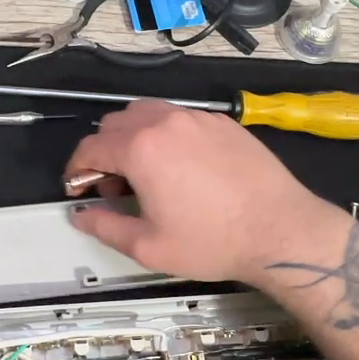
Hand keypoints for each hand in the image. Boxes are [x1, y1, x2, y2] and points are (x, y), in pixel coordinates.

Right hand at [64, 100, 339, 283]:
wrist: (281, 229)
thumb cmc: (212, 242)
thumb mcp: (149, 246)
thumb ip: (105, 226)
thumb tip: (80, 214)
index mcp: (140, 149)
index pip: (91, 147)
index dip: (77, 169)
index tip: (78, 187)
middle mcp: (164, 122)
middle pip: (115, 123)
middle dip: (104, 152)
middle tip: (116, 187)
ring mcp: (196, 118)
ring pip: (148, 113)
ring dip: (133, 136)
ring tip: (146, 172)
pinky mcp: (222, 122)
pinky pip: (180, 118)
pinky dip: (166, 135)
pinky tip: (182, 167)